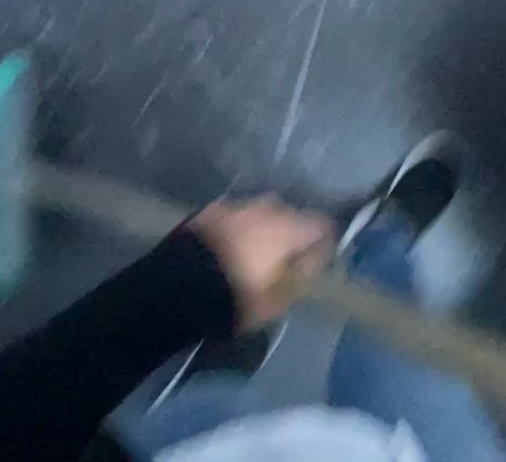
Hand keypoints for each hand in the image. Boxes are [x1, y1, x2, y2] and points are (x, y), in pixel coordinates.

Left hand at [186, 195, 334, 330]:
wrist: (179, 283)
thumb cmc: (235, 298)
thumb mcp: (276, 301)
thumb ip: (302, 276)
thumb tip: (315, 261)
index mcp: (288, 229)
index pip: (321, 224)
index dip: (325, 239)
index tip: (323, 255)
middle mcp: (267, 208)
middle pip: (291, 213)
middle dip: (293, 230)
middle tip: (288, 255)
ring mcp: (238, 204)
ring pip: (263, 211)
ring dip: (266, 225)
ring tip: (258, 249)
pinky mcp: (213, 208)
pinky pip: (238, 214)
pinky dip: (242, 225)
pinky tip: (233, 243)